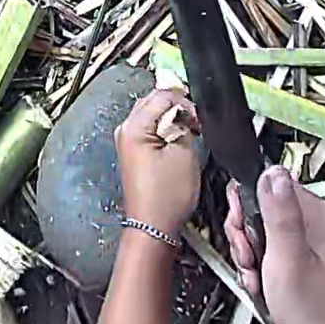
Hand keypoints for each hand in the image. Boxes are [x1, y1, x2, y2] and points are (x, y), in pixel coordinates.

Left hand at [114, 90, 201, 236]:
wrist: (153, 227)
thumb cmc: (167, 195)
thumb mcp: (184, 153)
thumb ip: (184, 124)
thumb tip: (184, 113)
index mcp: (134, 127)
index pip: (162, 96)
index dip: (185, 101)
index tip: (199, 117)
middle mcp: (125, 129)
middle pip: (153, 101)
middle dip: (177, 105)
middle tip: (196, 119)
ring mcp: (126, 140)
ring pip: (151, 113)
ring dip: (170, 116)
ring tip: (189, 128)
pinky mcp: (132, 150)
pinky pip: (148, 127)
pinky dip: (163, 127)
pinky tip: (177, 138)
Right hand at [225, 166, 324, 323]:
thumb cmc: (318, 318)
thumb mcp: (289, 260)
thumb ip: (279, 213)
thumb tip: (272, 170)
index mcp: (314, 214)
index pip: (266, 184)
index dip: (246, 208)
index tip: (245, 236)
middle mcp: (313, 223)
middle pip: (260, 209)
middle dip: (246, 238)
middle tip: (252, 262)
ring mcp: (308, 243)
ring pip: (260, 233)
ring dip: (251, 259)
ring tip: (261, 281)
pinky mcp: (303, 261)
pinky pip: (269, 253)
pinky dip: (261, 272)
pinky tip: (267, 289)